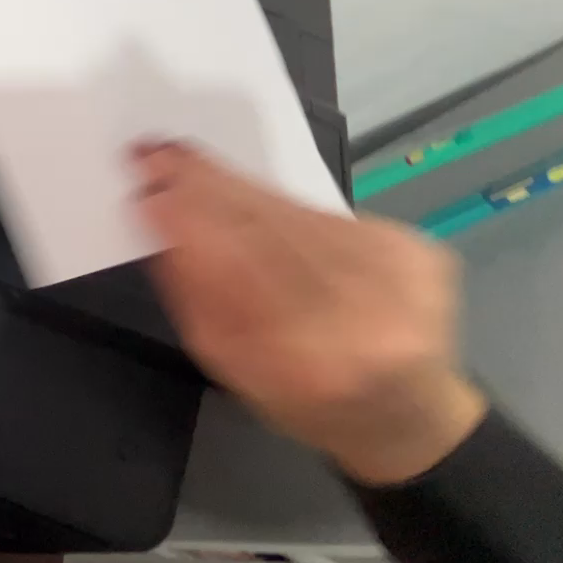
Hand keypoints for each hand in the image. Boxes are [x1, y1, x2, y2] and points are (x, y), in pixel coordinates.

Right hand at [133, 142, 487, 484]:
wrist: (399, 410)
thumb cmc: (295, 391)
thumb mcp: (225, 358)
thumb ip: (191, 287)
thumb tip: (158, 213)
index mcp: (308, 357)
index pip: (232, 259)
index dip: (185, 210)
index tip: (148, 172)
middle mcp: (363, 312)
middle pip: (264, 223)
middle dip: (202, 182)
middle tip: (160, 152)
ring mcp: (397, 275)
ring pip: (291, 209)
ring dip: (233, 183)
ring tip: (193, 166)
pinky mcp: (414, 248)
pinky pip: (321, 209)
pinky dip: (277, 201)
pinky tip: (253, 202)